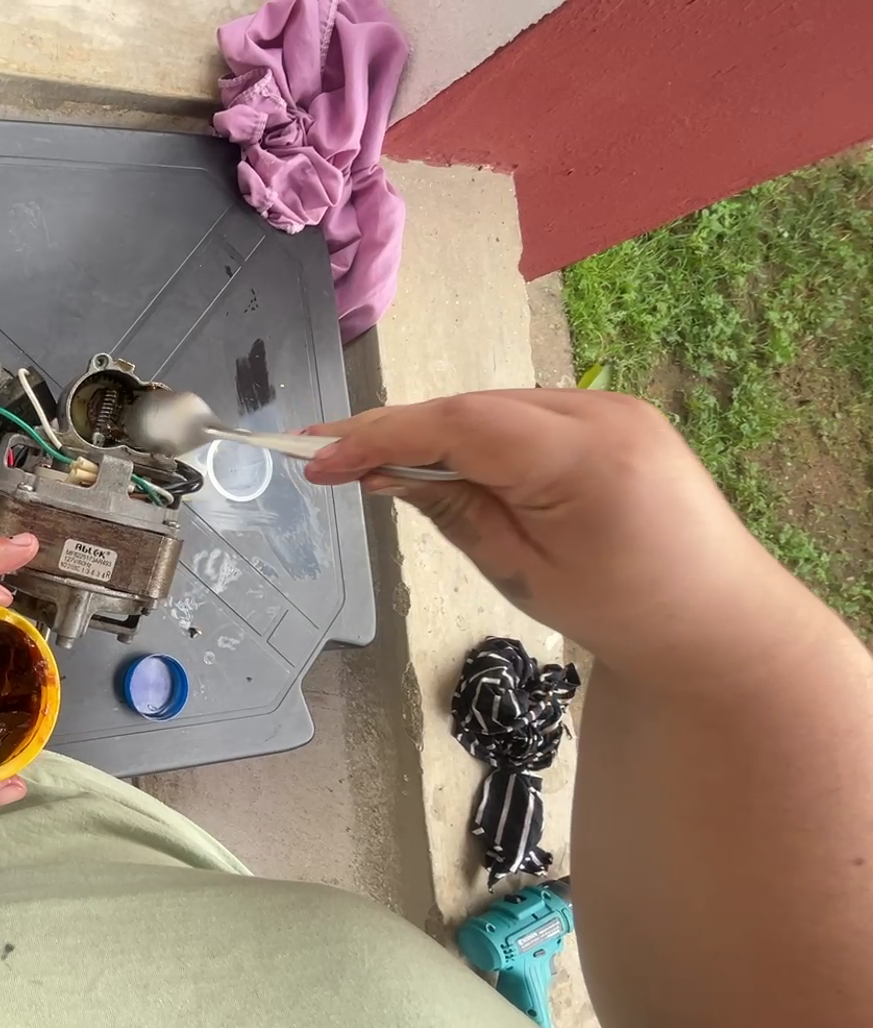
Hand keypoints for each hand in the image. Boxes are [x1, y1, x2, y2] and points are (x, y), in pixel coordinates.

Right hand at [301, 389, 794, 671]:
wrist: (715, 617)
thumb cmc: (613, 606)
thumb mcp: (516, 567)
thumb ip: (447, 507)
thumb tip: (378, 473)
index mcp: (587, 457)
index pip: (458, 425)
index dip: (378, 436)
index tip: (315, 461)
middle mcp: (598, 412)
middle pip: (464, 409)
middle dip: (384, 430)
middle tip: (317, 452)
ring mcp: (602, 407)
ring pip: (479, 408)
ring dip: (414, 431)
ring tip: (355, 458)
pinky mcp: (598, 416)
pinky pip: (504, 416)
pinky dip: (453, 434)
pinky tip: (419, 455)